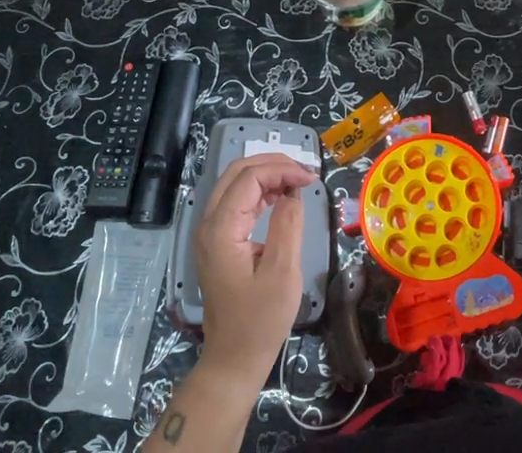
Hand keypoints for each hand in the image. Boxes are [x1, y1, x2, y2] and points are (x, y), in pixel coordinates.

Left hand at [193, 153, 316, 384]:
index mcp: (221, 230)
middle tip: (305, 171)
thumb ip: (288, 226)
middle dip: (273, 163)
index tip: (312, 179)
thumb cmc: (260, 320)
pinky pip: (236, 202)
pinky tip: (282, 197)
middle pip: (236, 172)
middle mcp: (209, 224)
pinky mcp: (218, 241)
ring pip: (235, 183)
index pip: (250, 178)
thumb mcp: (283, 273)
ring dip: (266, 174)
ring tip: (298, 181)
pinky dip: (260, 191)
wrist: (234, 358)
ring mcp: (211, 232)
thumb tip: (293, 193)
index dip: (282, 170)